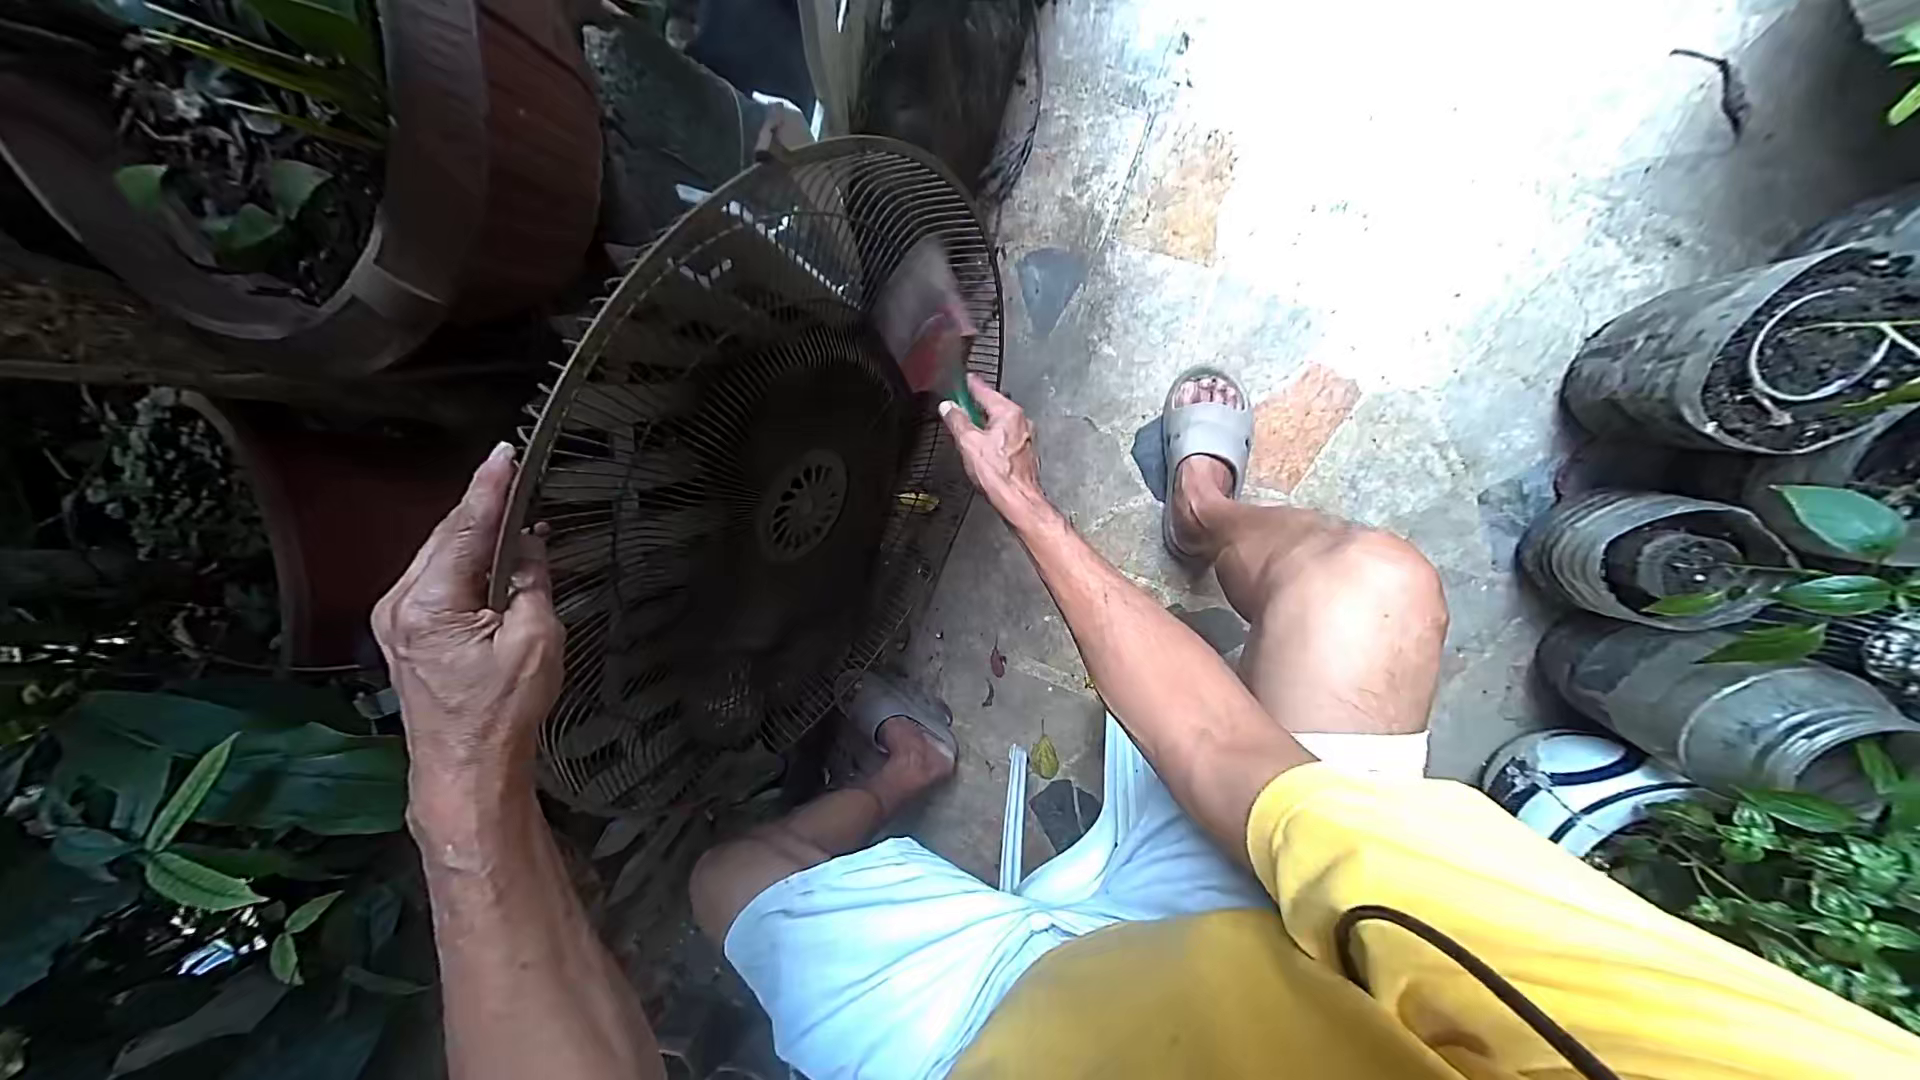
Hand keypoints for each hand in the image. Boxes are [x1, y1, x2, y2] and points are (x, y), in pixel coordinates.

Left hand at [371, 443, 563, 808]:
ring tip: (511, 508)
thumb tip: (529, 544)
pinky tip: (494, 552)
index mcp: (429, 603)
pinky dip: (468, 557)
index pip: (464, 529)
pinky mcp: (407, 630)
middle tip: (514, 475)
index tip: (504, 455)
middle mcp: (400, 603)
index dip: (488, 489)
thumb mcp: (536, 638)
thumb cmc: (504, 708)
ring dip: (476, 531)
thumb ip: (531, 583)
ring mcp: (397, 617)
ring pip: (440, 554)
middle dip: (481, 505)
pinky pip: (439, 576)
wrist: (467, 763)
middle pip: (445, 536)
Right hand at [940, 374, 1051, 528]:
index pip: (986, 391)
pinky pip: (1006, 438)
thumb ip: (957, 421)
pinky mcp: (1025, 454)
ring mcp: (1026, 439)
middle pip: (995, 406)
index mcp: (1009, 413)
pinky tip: (986, 450)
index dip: (971, 385)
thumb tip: (948, 408)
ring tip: (971, 430)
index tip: (966, 379)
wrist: (1019, 500)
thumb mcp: (968, 443)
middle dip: (978, 406)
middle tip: (962, 406)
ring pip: (1002, 424)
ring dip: (986, 424)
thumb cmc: (1000, 475)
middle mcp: (1022, 423)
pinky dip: (994, 439)